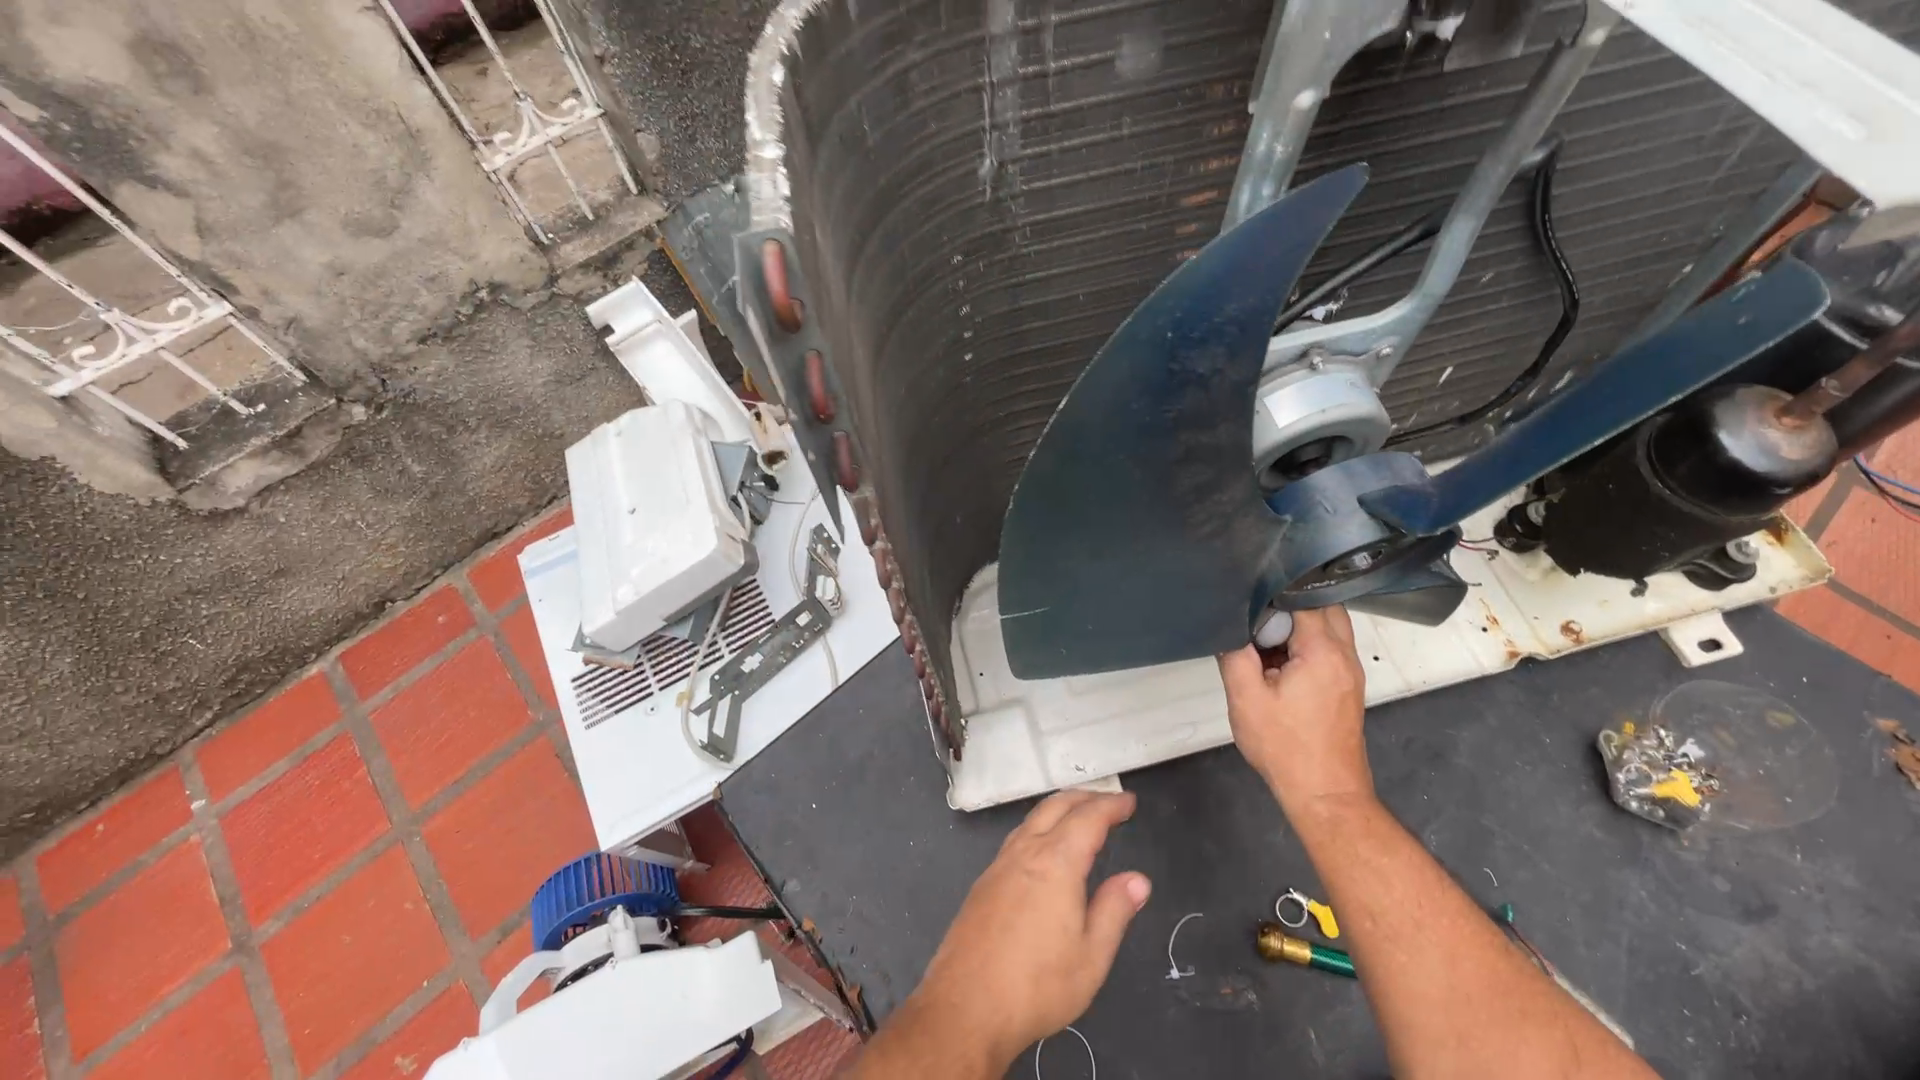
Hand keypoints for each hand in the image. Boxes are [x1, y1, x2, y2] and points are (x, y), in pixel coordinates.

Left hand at [910, 792, 1150, 1064]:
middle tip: (1108, 801)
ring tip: (1078, 818)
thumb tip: (1137, 879)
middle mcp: (1023, 854)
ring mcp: (997, 868)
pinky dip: (1037, 829)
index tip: (1129, 801)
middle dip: (1084, 797)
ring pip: (1030, 821)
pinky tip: (1042, 851)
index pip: (1088, 819)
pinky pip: (1015, 840)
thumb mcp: (1091, 957)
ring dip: (1057, 810)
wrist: (965, 1008)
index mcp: (1055, 864)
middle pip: (1054, 808)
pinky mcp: (982, 886)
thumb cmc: (1037, 986)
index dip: (1111, 806)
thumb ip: (1114, 911)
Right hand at [1218, 606, 1372, 808]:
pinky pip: (1331, 647)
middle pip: (1324, 606)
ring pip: (1330, 627)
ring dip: (1301, 624)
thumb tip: (1229, 626)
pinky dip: (1309, 643)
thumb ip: (1235, 655)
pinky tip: (1280, 661)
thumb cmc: (1284, 746)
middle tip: (1256, 616)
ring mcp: (1351, 671)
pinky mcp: (1348, 687)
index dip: (1272, 596)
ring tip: (1265, 639)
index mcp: (1322, 651)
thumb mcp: (1245, 699)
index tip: (1247, 599)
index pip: (1302, 600)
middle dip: (1290, 604)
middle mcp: (1345, 655)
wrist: (1325, 793)